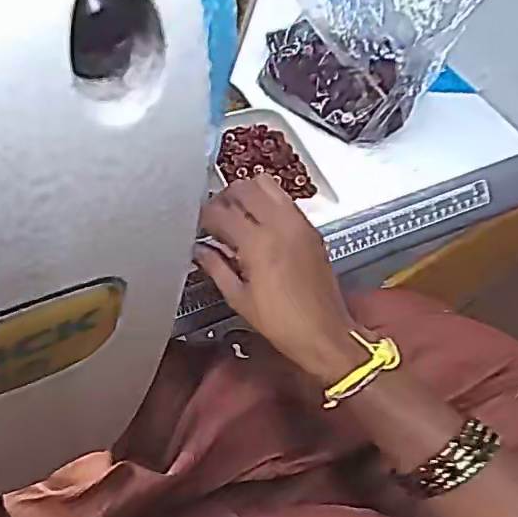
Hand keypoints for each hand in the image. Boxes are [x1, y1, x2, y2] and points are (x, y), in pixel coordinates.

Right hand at [194, 174, 366, 382]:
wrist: (322, 331)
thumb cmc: (281, 322)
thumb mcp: (238, 297)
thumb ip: (216, 267)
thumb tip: (200, 251)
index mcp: (258, 243)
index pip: (220, 212)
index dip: (202, 217)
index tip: (195, 226)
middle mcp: (280, 225)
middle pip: (243, 188)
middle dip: (223, 199)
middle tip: (213, 218)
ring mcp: (298, 223)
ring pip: (266, 185)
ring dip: (246, 195)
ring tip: (235, 217)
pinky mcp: (310, 229)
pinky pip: (283, 200)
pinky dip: (266, 203)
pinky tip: (257, 226)